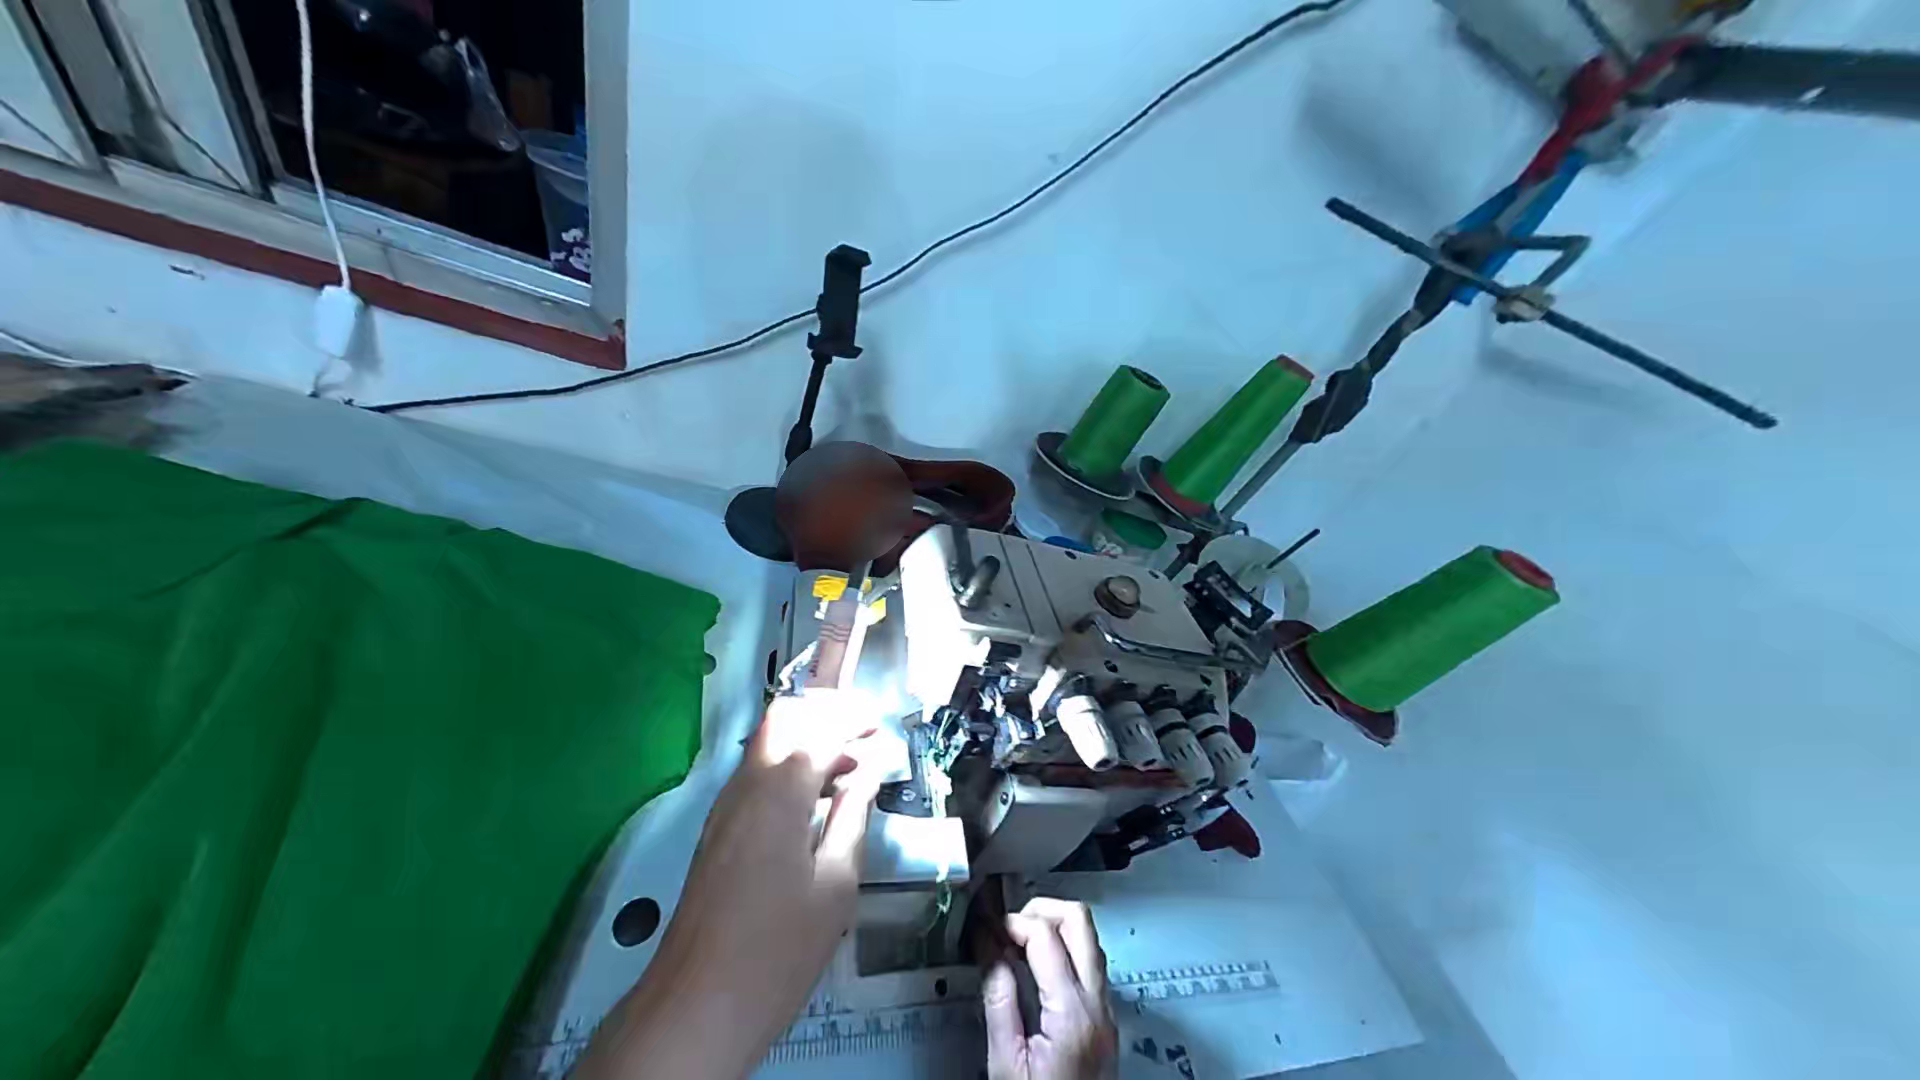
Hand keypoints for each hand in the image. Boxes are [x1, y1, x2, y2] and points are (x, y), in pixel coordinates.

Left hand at [577, 691, 883, 1079]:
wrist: (695, 1005)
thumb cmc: (778, 948)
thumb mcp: (836, 883)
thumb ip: (854, 815)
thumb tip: (870, 771)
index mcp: (780, 790)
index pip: (821, 728)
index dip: (854, 720)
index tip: (882, 728)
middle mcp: (748, 782)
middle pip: (783, 717)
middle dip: (826, 711)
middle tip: (863, 730)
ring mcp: (726, 803)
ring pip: (767, 740)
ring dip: (808, 734)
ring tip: (848, 759)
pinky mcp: (719, 825)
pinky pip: (757, 769)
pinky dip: (789, 760)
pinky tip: (816, 792)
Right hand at [984, 898, 1119, 1079]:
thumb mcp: (1006, 1066)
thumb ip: (999, 1001)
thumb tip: (989, 948)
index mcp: (1072, 1015)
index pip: (1045, 937)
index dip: (1012, 923)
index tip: (985, 929)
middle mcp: (1099, 1004)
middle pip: (1080, 921)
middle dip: (1040, 910)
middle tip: (1008, 927)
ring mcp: (1107, 1011)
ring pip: (1089, 937)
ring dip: (1054, 926)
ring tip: (1018, 943)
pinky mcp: (1106, 1019)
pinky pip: (1090, 962)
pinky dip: (1064, 948)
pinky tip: (1036, 965)